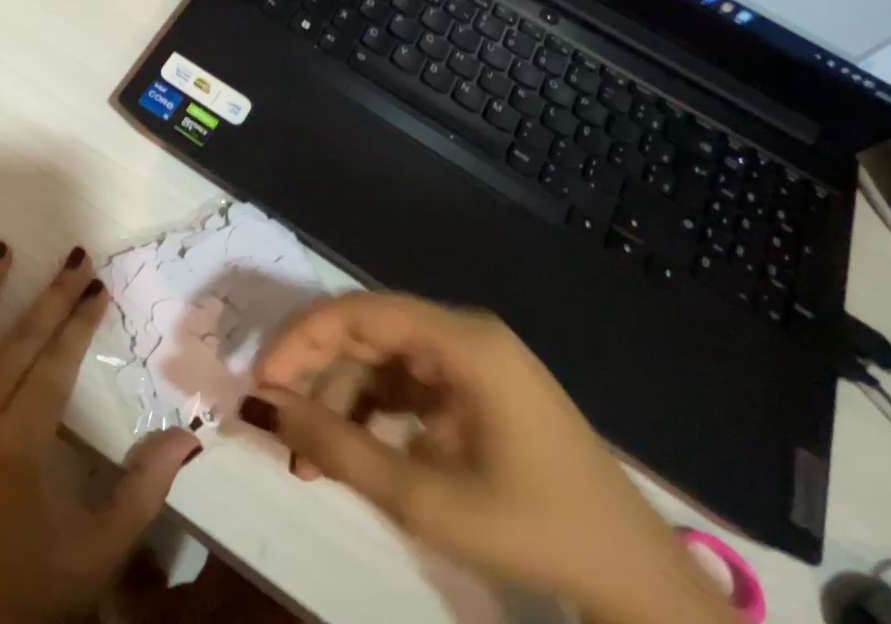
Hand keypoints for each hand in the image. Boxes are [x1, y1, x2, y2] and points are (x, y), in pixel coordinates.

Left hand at [0, 242, 202, 623]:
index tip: (98, 286)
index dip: (79, 324)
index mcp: (19, 444)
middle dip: (49, 297)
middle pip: (15, 345)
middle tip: (74, 256)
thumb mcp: (98, 550)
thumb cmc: (27, 585)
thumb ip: (143, 490)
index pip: (54, 366)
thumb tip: (188, 438)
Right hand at [244, 292, 737, 623]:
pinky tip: (347, 455)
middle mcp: (465, 337)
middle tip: (277, 426)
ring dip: (337, 403)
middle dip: (313, 378)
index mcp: (462, 343)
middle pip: (364, 334)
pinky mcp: (475, 393)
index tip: (261, 386)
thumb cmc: (529, 528)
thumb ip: (333, 444)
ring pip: (378, 362)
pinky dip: (368, 415)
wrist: (632, 577)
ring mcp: (473, 364)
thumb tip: (258, 403)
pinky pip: (403, 386)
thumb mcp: (419, 495)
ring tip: (308, 462)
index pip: (356, 312)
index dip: (298, 341)